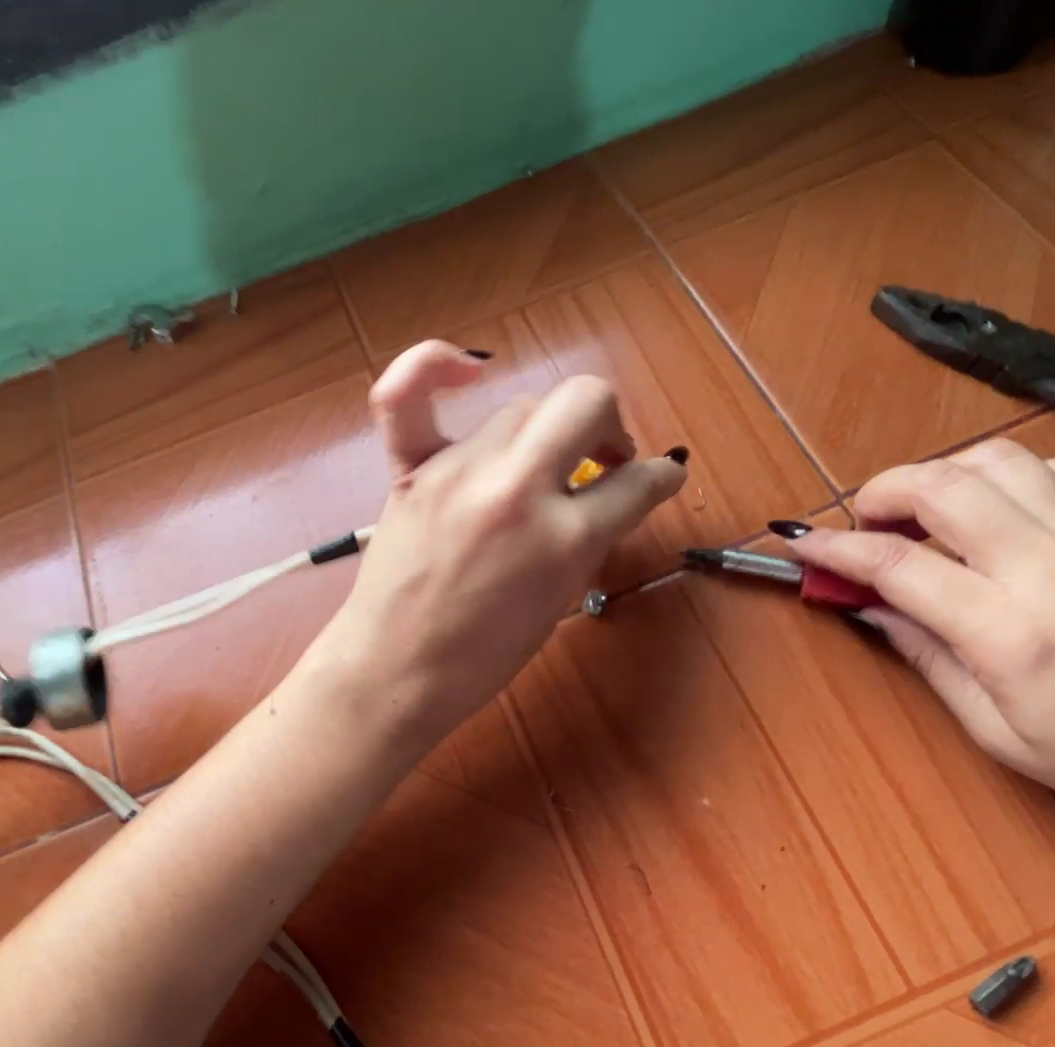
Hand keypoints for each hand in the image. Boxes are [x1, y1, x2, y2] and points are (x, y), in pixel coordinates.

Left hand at [304, 341, 686, 751]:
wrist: (395, 672)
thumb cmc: (484, 655)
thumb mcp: (560, 599)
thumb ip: (590, 538)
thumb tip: (615, 489)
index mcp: (565, 539)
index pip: (637, 483)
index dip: (659, 477)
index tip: (660, 476)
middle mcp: (515, 489)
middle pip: (585, 402)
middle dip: (609, 425)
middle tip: (602, 459)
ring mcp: (457, 471)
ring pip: (521, 408)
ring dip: (544, 430)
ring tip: (539, 463)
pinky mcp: (410, 468)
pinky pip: (407, 394)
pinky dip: (432, 366)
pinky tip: (466, 370)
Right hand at [784, 439, 1054, 847]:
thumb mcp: (996, 731)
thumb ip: (925, 655)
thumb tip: (869, 605)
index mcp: (1012, 634)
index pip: (898, 564)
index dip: (835, 547)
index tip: (799, 543)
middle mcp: (1053, 568)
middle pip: (942, 486)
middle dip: (881, 490)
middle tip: (863, 522)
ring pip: (993, 460)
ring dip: (939, 475)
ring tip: (920, 513)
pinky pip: (1048, 470)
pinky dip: (1000, 477)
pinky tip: (989, 512)